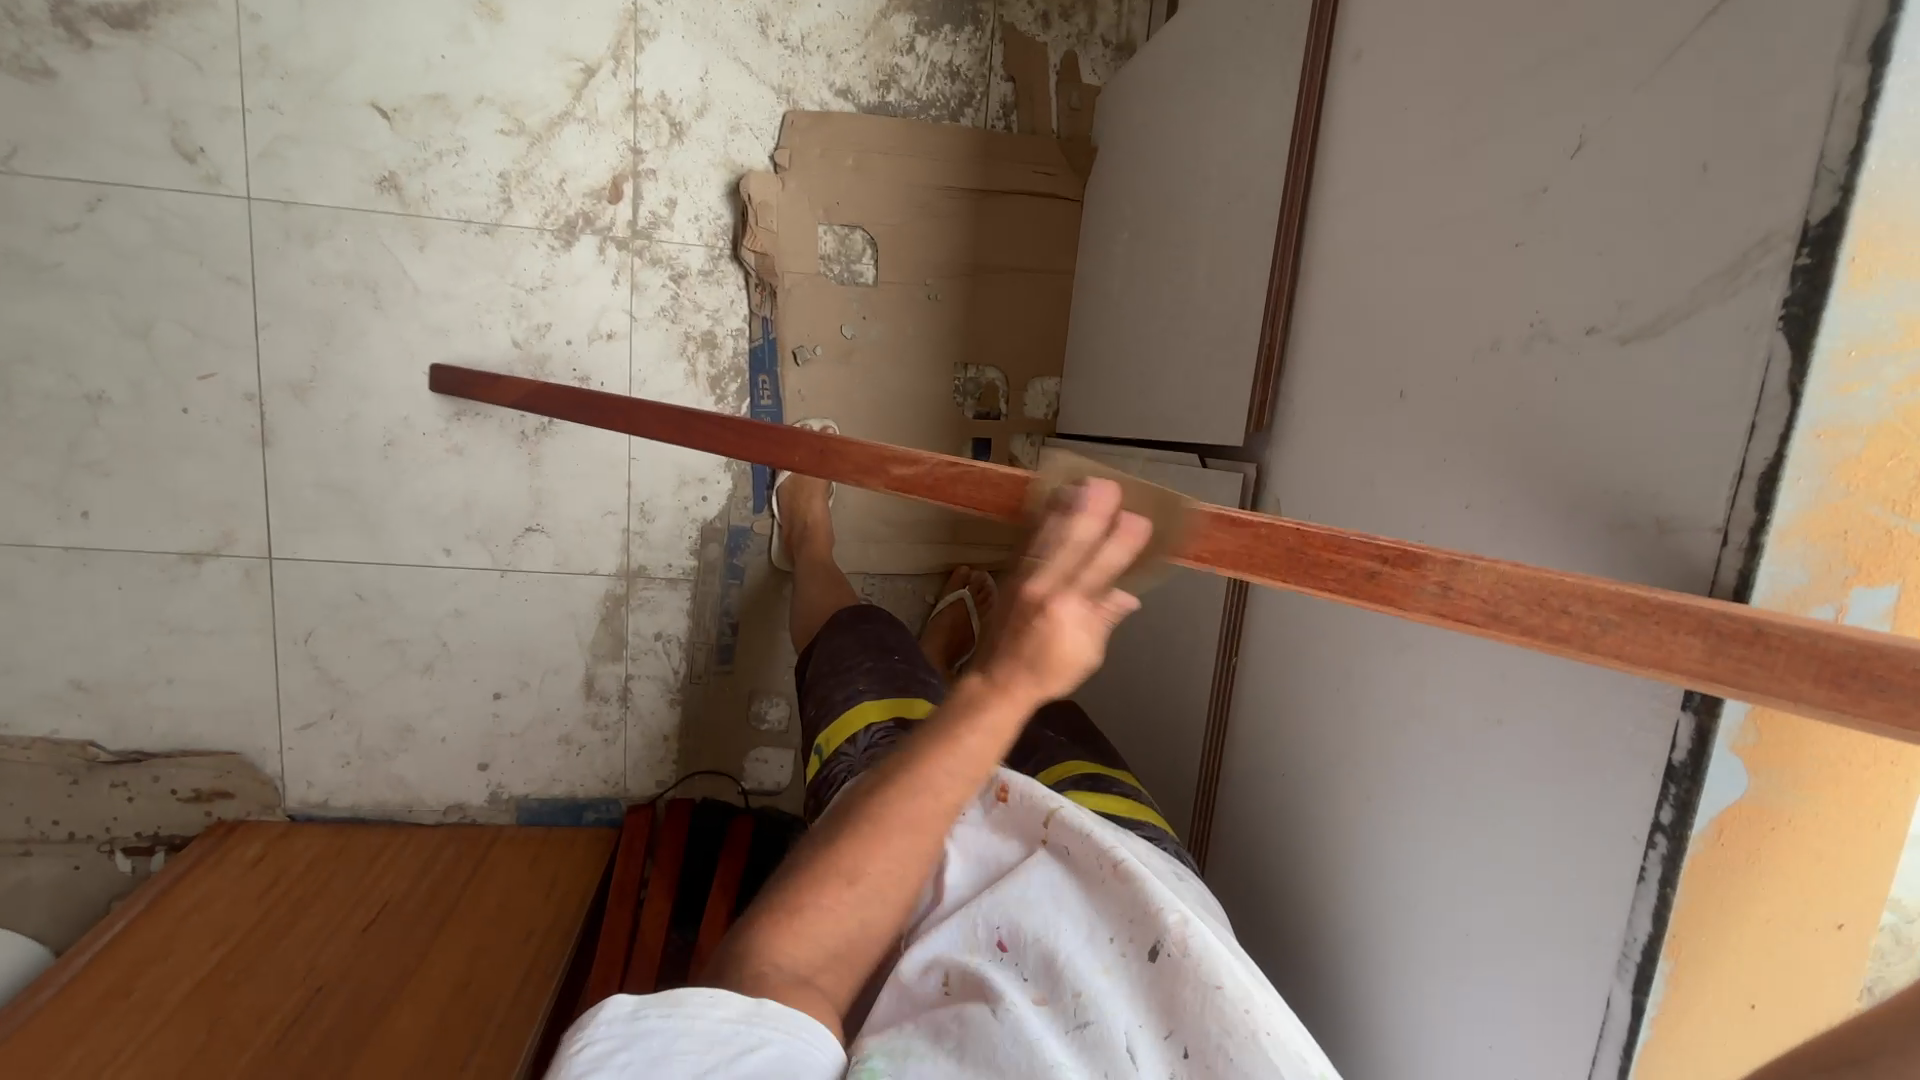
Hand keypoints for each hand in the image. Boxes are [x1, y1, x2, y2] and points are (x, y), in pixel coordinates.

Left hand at [973, 477, 1152, 704]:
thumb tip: (1127, 595)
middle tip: (1107, 485)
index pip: (1102, 569)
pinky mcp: (1010, 577)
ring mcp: (1025, 580)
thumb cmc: (1048, 673)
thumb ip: (1105, 620)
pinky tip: (1051, 503)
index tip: (1138, 519)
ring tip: (1080, 484)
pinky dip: (1041, 520)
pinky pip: (1028, 542)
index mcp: (1072, 611)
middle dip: (1091, 512)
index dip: (1120, 543)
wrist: (998, 681)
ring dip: (1065, 508)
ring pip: (1048, 536)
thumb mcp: (1087, 655)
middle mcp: (1048, 589)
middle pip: (1071, 543)